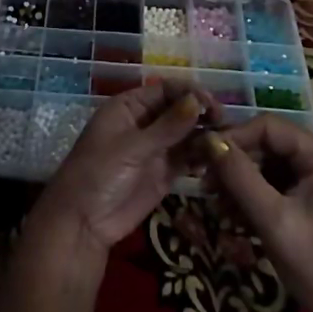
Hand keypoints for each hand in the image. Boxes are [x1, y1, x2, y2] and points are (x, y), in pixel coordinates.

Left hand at [35, 82, 213, 254]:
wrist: (84, 222)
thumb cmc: (97, 175)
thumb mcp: (131, 147)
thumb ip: (166, 126)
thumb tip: (197, 101)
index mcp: (127, 107)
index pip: (164, 89)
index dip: (189, 92)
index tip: (213, 104)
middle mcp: (143, 122)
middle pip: (180, 109)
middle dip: (202, 113)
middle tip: (227, 123)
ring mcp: (155, 148)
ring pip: (187, 133)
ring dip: (206, 134)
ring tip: (228, 141)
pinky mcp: (165, 171)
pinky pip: (189, 157)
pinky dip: (203, 156)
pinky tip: (218, 159)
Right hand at [202, 115, 312, 311]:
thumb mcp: (271, 218)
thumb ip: (239, 176)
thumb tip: (207, 140)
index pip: (272, 127)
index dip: (234, 137)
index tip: (202, 158)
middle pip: (271, 144)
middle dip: (236, 163)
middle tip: (206, 186)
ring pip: (271, 164)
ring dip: (241, 181)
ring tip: (218, 205)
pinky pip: (280, 183)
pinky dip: (255, 195)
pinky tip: (235, 215)